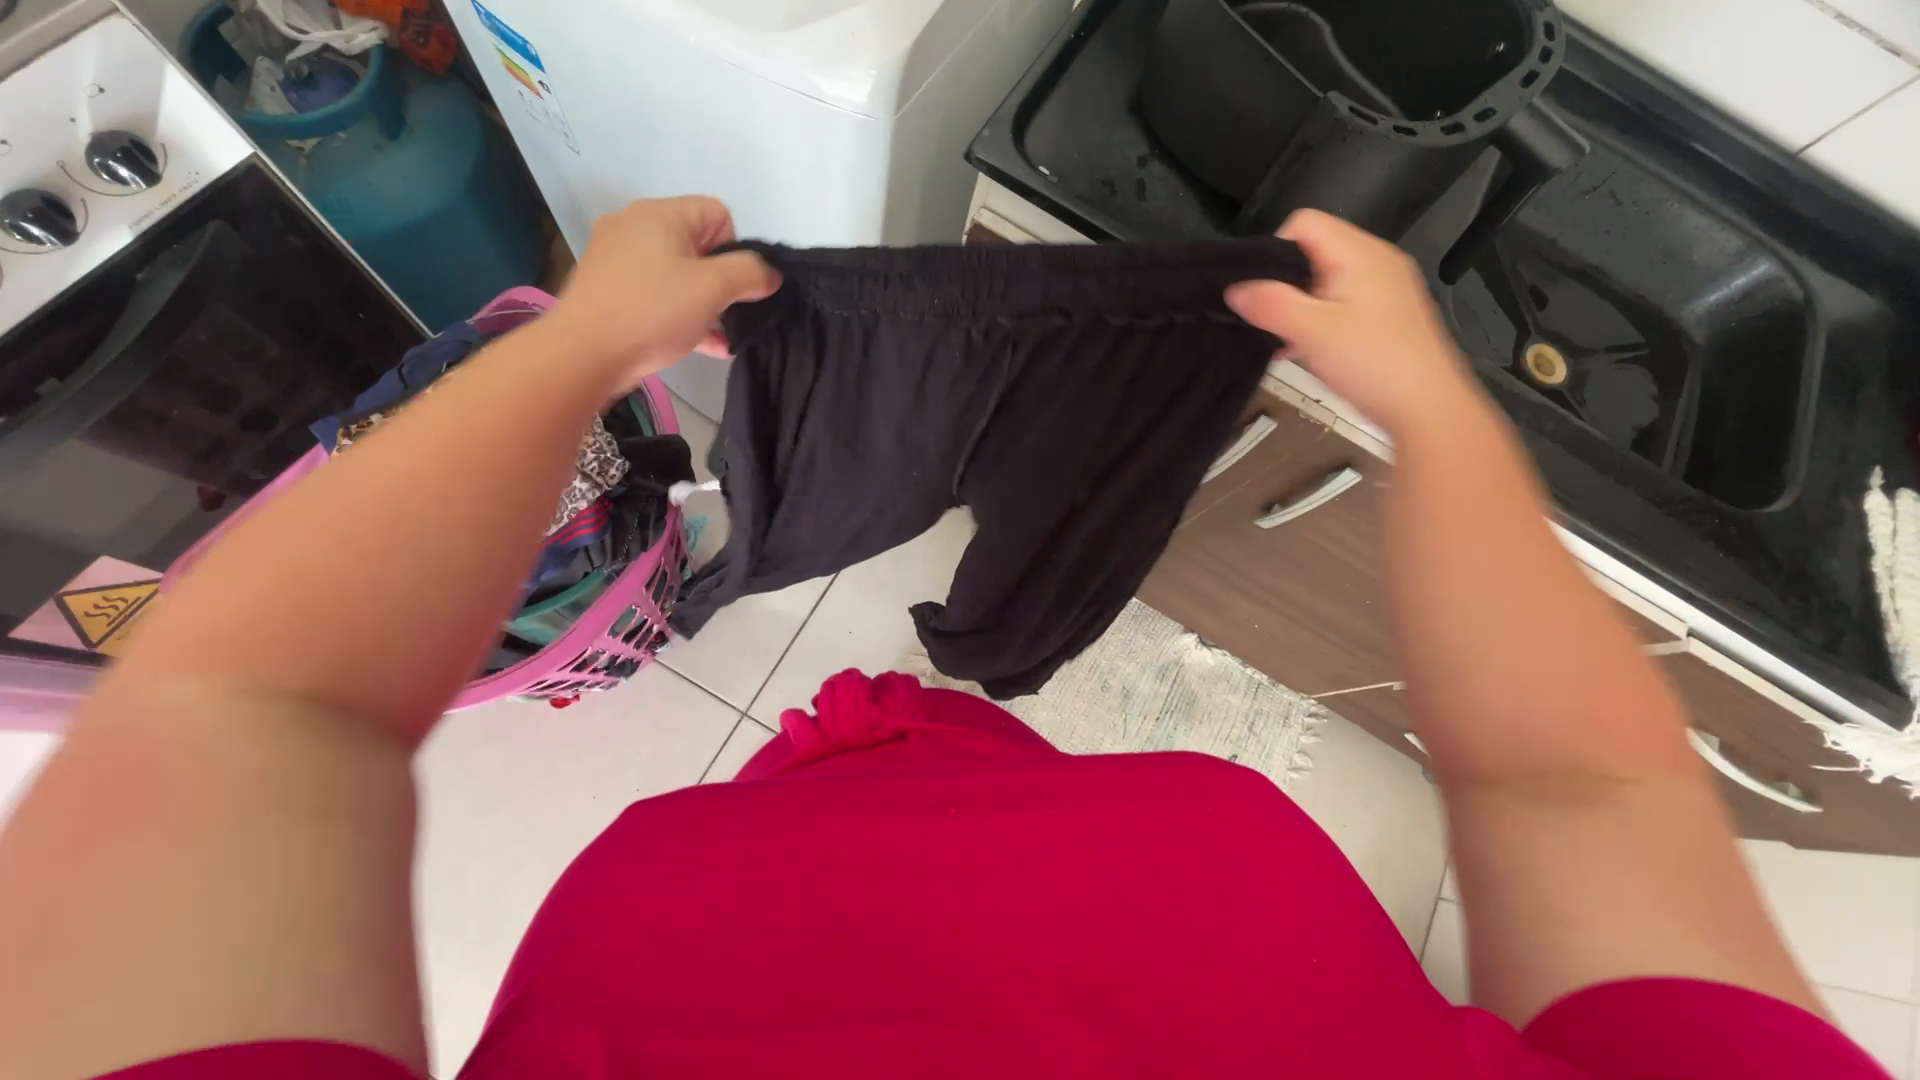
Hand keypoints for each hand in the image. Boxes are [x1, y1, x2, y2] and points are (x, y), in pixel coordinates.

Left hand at [546, 196, 779, 390]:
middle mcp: (636, 227)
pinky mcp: (611, 291)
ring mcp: (619, 260)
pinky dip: (682, 314)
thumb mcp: (713, 288)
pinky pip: (659, 295)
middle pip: (699, 246)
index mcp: (660, 214)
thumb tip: (769, 273)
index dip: (736, 249)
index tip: (733, 285)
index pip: (718, 214)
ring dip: (705, 303)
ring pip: (679, 275)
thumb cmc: (653, 311)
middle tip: (727, 312)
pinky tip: (704, 344)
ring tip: (720, 336)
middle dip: (722, 281)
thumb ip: (750, 273)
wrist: (585, 353)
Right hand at [1225, 209, 1479, 435]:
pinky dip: (1318, 318)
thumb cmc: (1371, 363)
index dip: (1274, 250)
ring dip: (1299, 304)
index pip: (1304, 223)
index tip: (1262, 291)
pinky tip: (1307, 349)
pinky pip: (1341, 301)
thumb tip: (1234, 290)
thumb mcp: (1311, 332)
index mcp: (1360, 253)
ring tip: (1285, 337)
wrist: (1426, 406)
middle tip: (1269, 318)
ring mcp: (1385, 287)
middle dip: (1283, 280)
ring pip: (1325, 278)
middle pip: (1313, 249)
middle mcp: (1376, 260)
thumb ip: (1270, 304)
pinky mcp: (1386, 313)